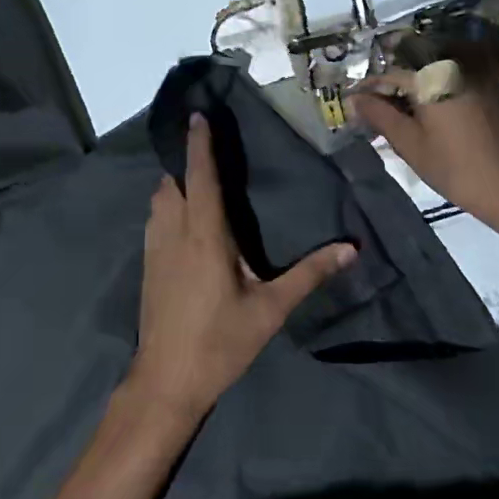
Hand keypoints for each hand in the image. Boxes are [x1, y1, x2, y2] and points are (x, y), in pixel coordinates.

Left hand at [130, 114, 355, 417]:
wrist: (166, 382)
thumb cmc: (221, 342)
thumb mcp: (271, 309)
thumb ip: (310, 274)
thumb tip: (351, 249)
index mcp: (204, 237)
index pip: (200, 178)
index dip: (199, 145)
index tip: (197, 116)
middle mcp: (174, 235)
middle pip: (172, 184)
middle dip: (186, 163)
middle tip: (209, 150)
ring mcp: (154, 252)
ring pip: (158, 202)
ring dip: (174, 185)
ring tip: (199, 182)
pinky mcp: (147, 269)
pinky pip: (154, 222)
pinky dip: (167, 208)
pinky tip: (184, 222)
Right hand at [352, 59, 498, 245]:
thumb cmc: (453, 168)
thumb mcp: (410, 144)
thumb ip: (380, 116)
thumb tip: (354, 99)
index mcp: (431, 76)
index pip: (390, 74)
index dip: (369, 87)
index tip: (355, 101)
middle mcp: (454, 63)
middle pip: (412, 62)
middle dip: (392, 81)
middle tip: (376, 105)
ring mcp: (476, 71)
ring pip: (434, 64)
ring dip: (415, 79)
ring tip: (401, 105)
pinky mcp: (491, 83)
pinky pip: (456, 72)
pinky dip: (438, 82)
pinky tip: (430, 104)